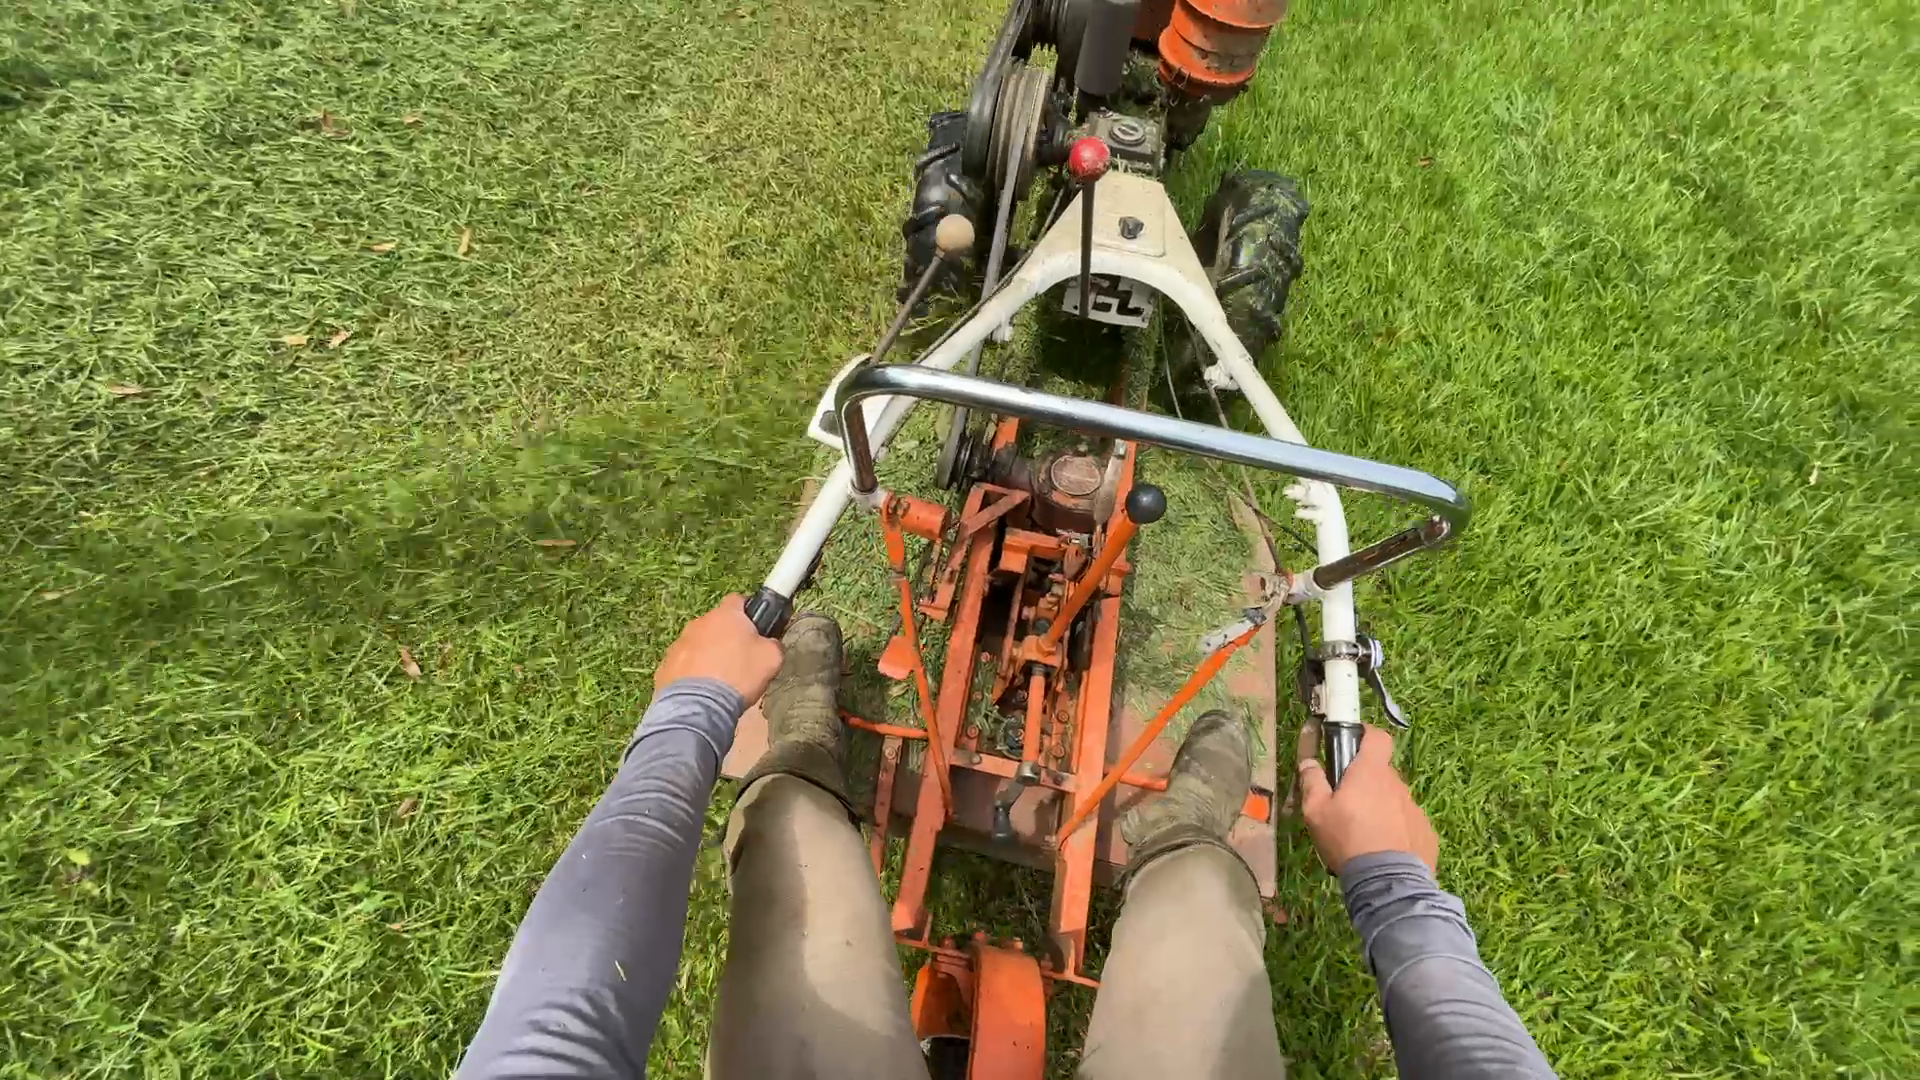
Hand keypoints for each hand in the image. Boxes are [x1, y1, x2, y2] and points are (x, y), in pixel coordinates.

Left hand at [652, 595, 783, 702]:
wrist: (698, 707)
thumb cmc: (739, 675)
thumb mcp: (772, 658)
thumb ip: (773, 644)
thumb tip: (769, 643)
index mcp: (726, 615)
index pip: (739, 600)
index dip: (750, 613)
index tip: (757, 629)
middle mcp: (699, 623)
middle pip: (717, 624)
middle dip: (728, 637)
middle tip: (741, 660)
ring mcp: (679, 643)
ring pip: (699, 644)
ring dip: (709, 655)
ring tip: (721, 680)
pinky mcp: (665, 666)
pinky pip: (684, 664)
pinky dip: (693, 673)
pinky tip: (703, 691)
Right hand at [1297, 725, 1438, 875]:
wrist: (1389, 883)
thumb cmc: (1347, 838)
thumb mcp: (1316, 811)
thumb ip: (1312, 781)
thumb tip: (1309, 762)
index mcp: (1370, 773)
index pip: (1377, 737)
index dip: (1366, 734)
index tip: (1352, 742)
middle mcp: (1397, 785)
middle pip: (1381, 771)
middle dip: (1365, 780)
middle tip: (1346, 800)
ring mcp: (1415, 810)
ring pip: (1394, 798)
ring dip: (1380, 805)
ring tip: (1364, 831)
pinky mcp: (1426, 833)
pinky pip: (1407, 822)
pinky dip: (1396, 828)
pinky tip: (1383, 848)